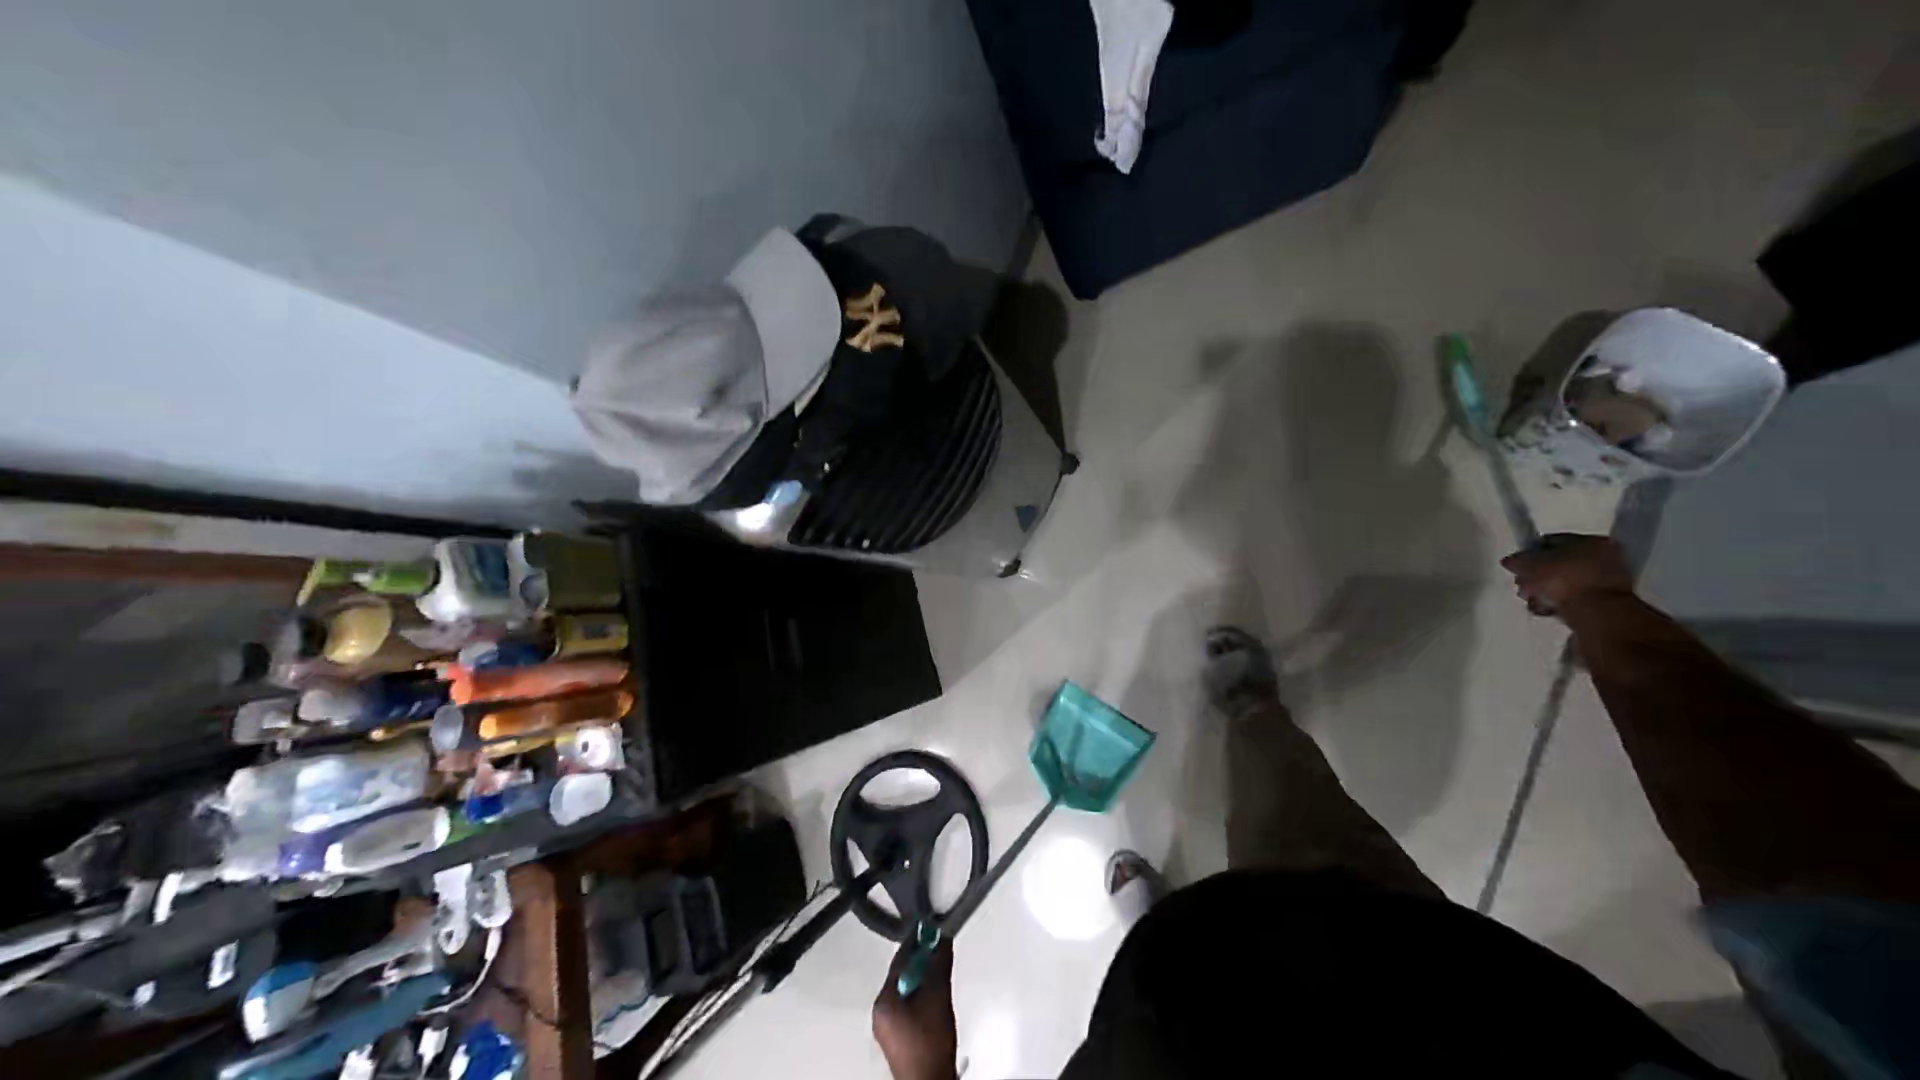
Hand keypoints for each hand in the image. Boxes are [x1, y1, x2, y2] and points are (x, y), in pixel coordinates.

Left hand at [872, 940, 957, 1079]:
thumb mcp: (938, 997)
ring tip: (939, 970)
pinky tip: (935, 996)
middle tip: (937, 948)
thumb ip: (939, 965)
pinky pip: (908, 1006)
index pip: (900, 961)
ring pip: (906, 991)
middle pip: (902, 976)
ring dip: (922, 979)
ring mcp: (888, 1028)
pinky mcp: (898, 1039)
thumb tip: (941, 940)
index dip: (916, 943)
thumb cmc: (931, 1044)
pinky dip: (921, 996)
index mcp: (884, 1001)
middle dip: (920, 961)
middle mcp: (880, 1013)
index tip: (929, 928)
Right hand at [1501, 534, 1634, 615]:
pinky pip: (1575, 597)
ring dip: (1545, 590)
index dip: (1530, 553)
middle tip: (1523, 586)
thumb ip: (1515, 560)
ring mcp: (1610, 581)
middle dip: (1537, 575)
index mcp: (1593, 541)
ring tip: (1533, 600)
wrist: (1596, 613)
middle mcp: (1607, 557)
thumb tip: (1510, 562)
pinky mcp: (1607, 602)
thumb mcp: (1528, 565)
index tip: (1518, 566)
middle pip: (1559, 563)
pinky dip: (1559, 602)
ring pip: (1565, 582)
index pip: (1552, 542)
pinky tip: (1546, 608)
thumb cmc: (1564, 581)